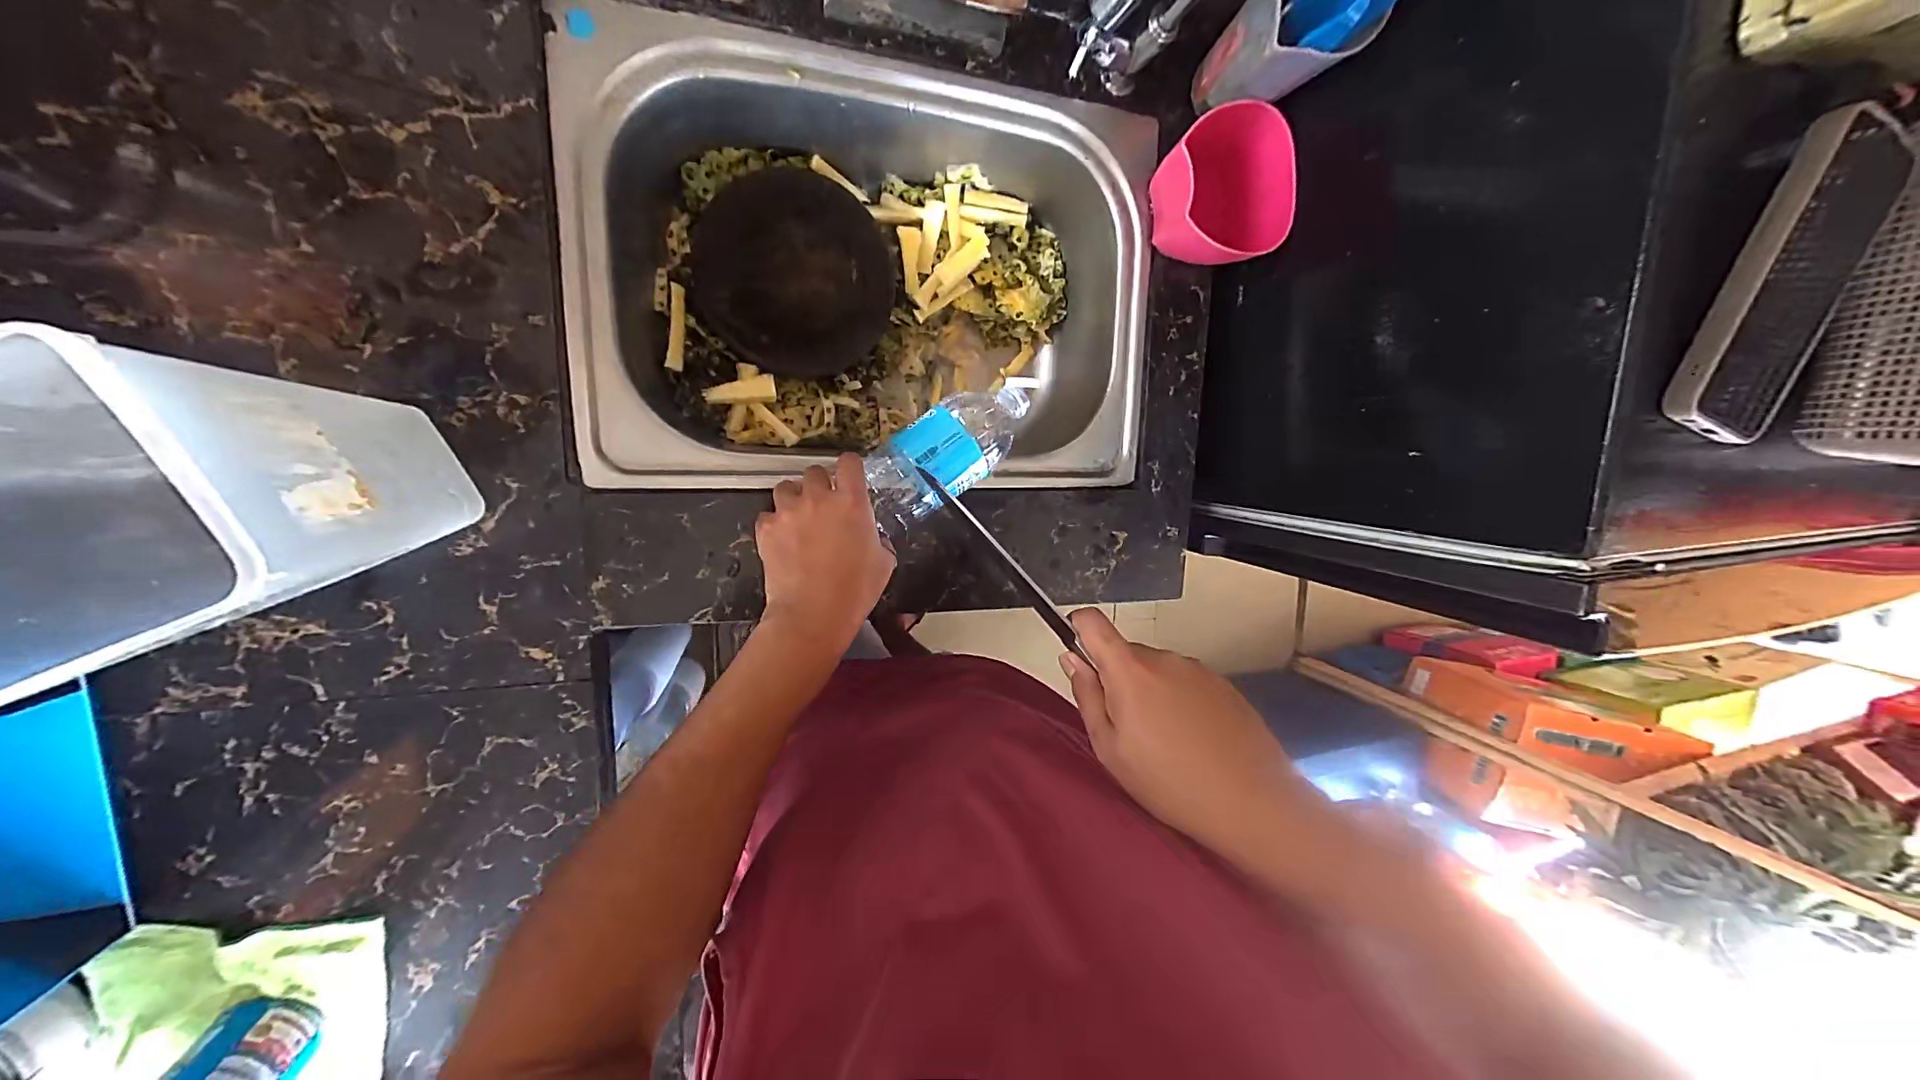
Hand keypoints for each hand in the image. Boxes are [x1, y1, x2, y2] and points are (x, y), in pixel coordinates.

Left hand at [755, 454, 895, 649]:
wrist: (813, 614)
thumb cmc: (854, 591)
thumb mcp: (884, 563)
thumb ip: (878, 540)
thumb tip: (873, 538)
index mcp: (852, 502)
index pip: (849, 463)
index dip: (850, 467)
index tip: (849, 476)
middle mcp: (819, 499)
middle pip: (815, 471)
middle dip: (820, 484)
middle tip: (824, 505)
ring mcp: (789, 512)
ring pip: (786, 487)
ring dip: (794, 498)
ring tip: (799, 518)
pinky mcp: (766, 529)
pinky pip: (768, 515)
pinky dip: (774, 523)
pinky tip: (782, 539)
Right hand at [1059, 608, 1300, 862]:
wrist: (1252, 801)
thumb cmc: (1171, 783)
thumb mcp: (1110, 749)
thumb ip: (1087, 696)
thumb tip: (1072, 661)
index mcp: (1130, 671)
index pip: (1093, 622)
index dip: (1078, 626)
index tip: (1076, 650)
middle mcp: (1164, 659)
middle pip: (1126, 653)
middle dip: (1118, 679)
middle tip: (1126, 727)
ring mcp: (1198, 669)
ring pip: (1156, 670)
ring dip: (1150, 693)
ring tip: (1164, 742)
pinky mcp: (1223, 685)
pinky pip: (1186, 683)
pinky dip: (1179, 703)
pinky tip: (1191, 741)